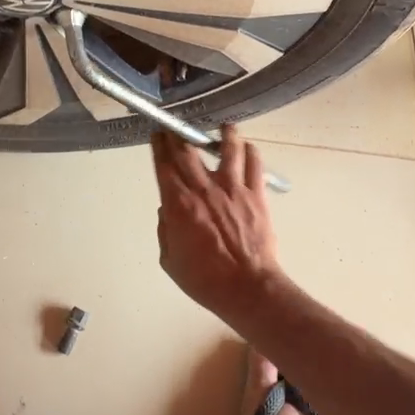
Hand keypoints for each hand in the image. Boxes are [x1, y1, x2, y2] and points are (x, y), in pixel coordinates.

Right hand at [152, 128, 287, 320]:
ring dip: (224, 135)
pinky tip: (249, 147)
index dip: (159, 147)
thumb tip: (167, 210)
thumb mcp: (170, 260)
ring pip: (228, 151)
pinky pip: (254, 166)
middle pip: (188, 152)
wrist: (248, 288)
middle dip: (179, 134)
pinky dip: (251, 153)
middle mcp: (203, 189)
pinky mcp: (256, 196)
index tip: (157, 134)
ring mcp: (232, 189)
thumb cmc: (204, 279)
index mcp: (178, 203)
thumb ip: (166, 230)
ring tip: (224, 126)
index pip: (164, 165)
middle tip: (176, 125)